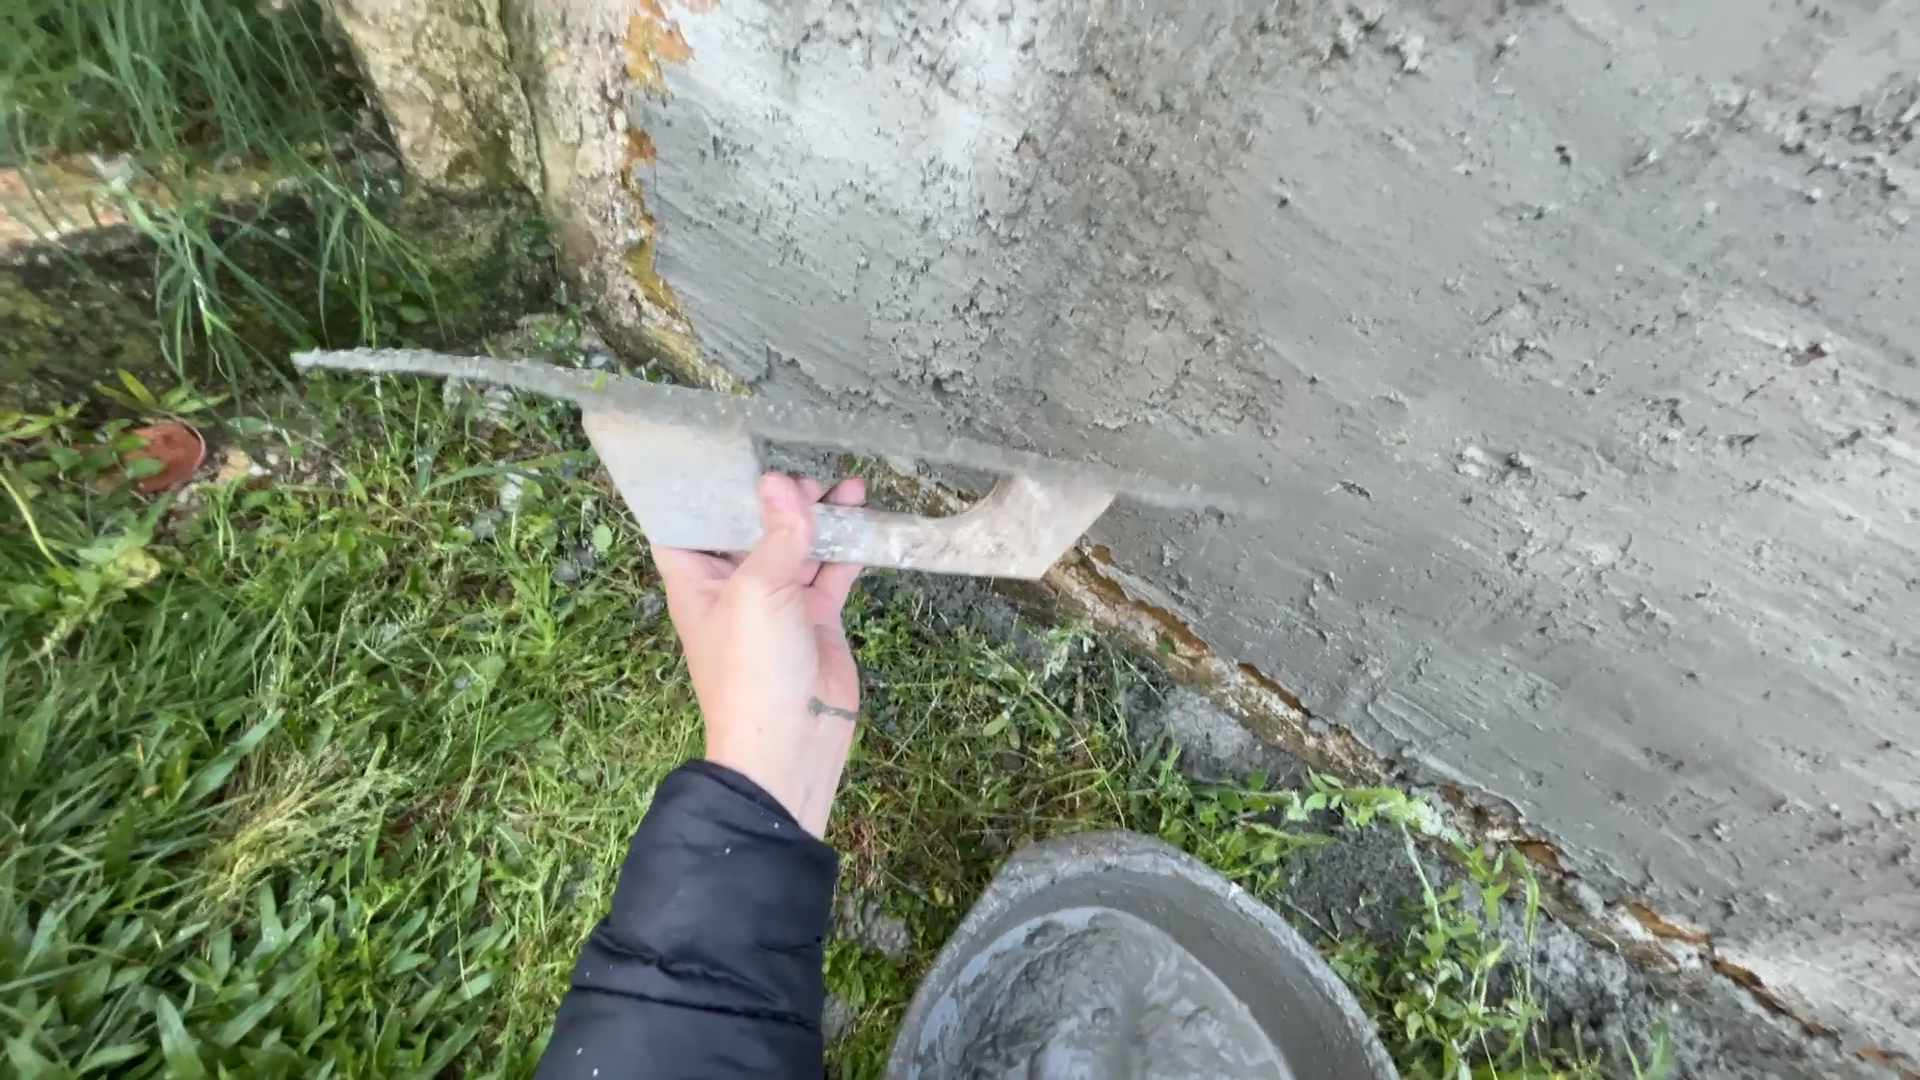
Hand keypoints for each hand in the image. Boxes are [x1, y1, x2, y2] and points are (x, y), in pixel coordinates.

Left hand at [651, 473, 866, 837]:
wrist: (792, 743)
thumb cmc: (754, 666)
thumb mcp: (758, 591)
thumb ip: (775, 535)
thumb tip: (780, 483)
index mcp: (698, 579)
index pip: (690, 524)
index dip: (707, 490)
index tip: (733, 454)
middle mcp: (734, 586)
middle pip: (752, 529)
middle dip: (777, 500)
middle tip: (805, 475)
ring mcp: (778, 603)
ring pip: (797, 548)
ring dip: (819, 520)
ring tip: (846, 486)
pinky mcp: (815, 618)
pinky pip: (831, 574)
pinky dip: (848, 550)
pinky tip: (865, 521)